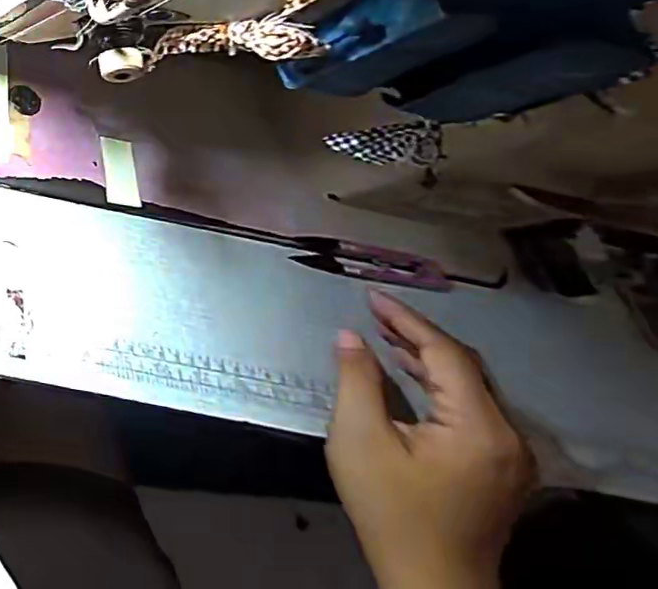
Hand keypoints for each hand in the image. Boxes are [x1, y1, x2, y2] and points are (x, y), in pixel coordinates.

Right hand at [327, 291, 534, 588]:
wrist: (429, 571)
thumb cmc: (389, 501)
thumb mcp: (359, 435)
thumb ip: (357, 380)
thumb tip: (350, 337)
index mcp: (480, 429)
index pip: (448, 357)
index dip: (408, 322)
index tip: (371, 296)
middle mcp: (508, 439)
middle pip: (467, 370)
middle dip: (418, 335)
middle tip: (373, 309)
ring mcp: (508, 456)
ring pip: (470, 388)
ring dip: (426, 357)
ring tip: (382, 332)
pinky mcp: (497, 466)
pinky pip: (470, 408)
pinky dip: (436, 382)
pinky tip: (406, 372)